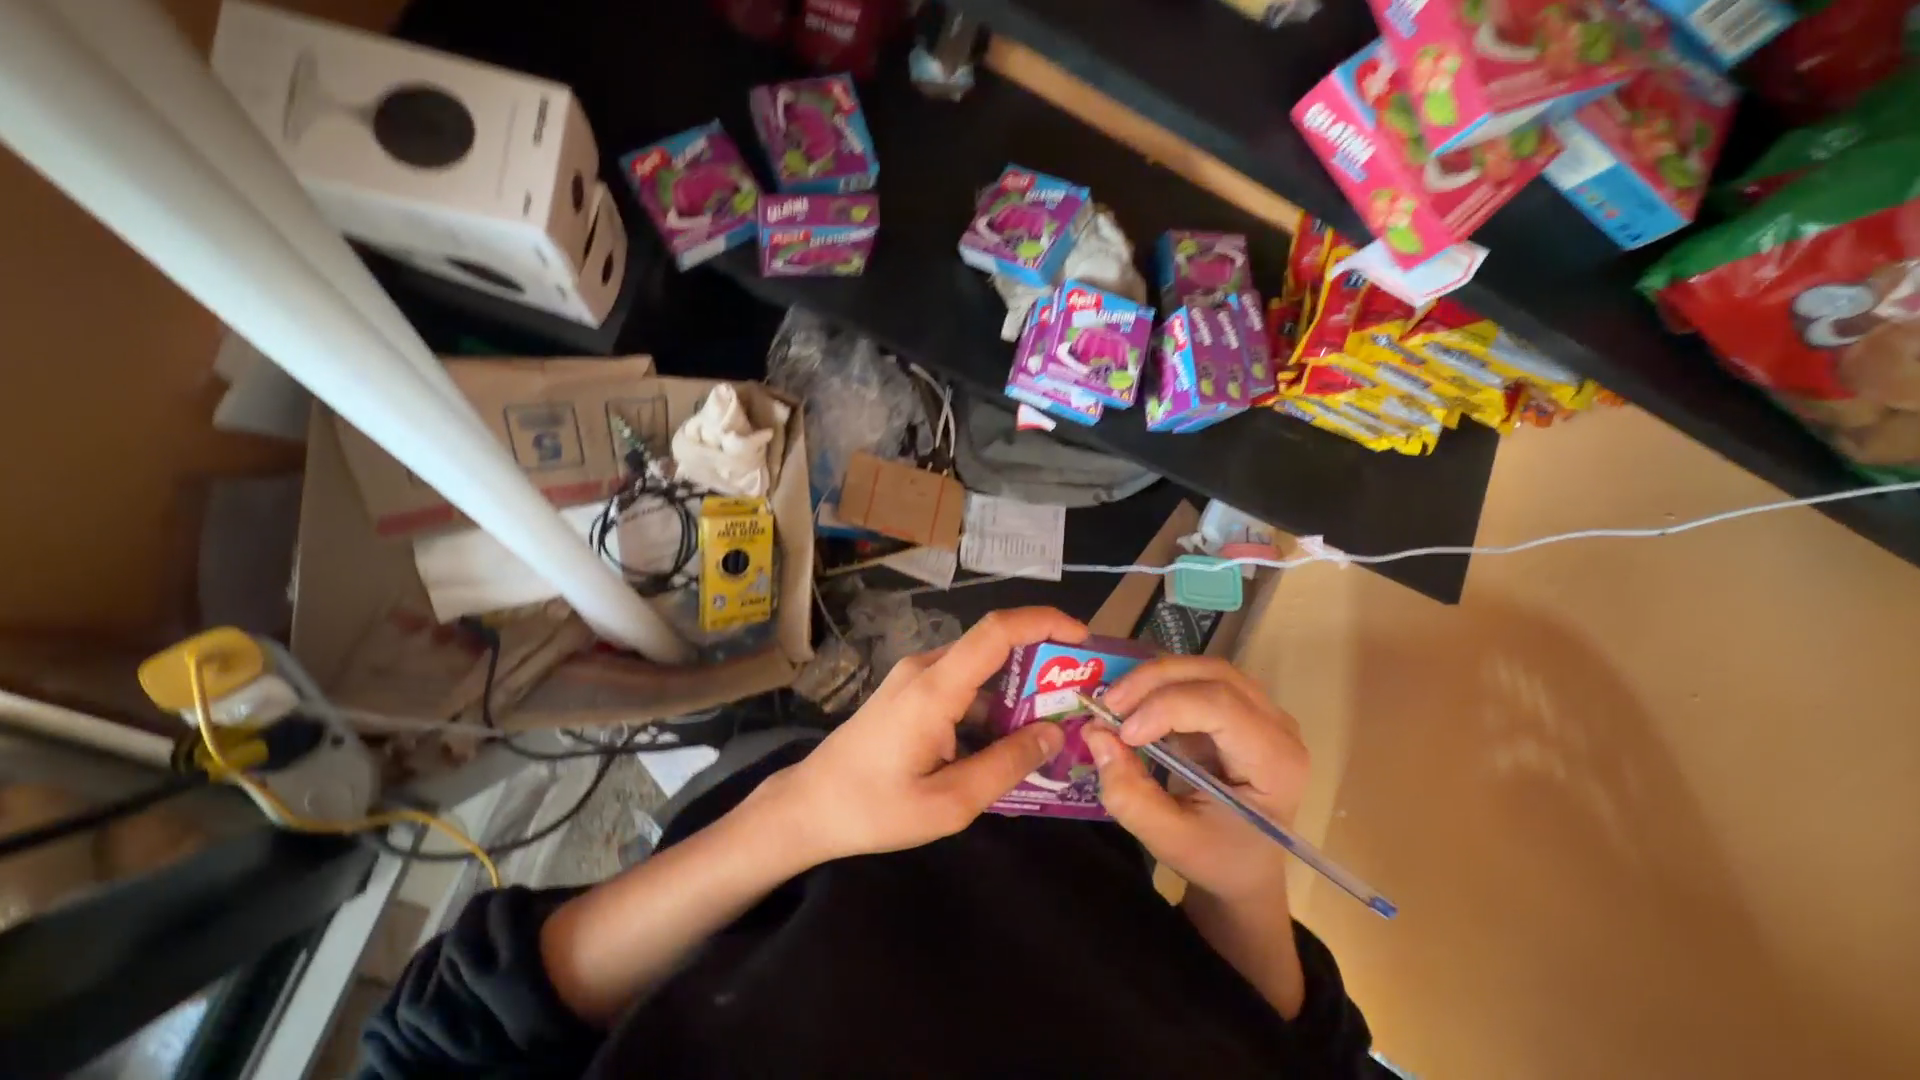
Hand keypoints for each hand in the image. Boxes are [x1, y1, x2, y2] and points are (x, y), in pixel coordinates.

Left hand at [762, 607, 1086, 863]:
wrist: (807, 809)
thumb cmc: (874, 809)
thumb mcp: (950, 802)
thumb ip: (1006, 765)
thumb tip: (1054, 733)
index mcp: (934, 688)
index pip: (997, 631)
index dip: (1044, 622)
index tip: (1083, 640)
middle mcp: (924, 670)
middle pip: (994, 652)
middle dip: (1041, 673)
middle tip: (1078, 706)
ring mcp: (913, 682)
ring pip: (980, 677)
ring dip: (1016, 701)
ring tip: (1051, 737)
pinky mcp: (908, 698)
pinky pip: (961, 693)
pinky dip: (990, 714)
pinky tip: (1007, 752)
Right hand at [1082, 656, 1309, 902]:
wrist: (1247, 871)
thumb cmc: (1218, 859)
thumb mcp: (1169, 840)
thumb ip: (1130, 793)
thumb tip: (1096, 734)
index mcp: (1275, 763)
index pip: (1221, 705)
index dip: (1166, 707)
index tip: (1122, 734)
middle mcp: (1278, 727)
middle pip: (1214, 675)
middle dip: (1153, 681)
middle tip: (1107, 706)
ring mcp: (1263, 714)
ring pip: (1205, 669)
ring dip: (1155, 678)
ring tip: (1116, 703)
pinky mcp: (1240, 710)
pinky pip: (1198, 681)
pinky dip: (1161, 686)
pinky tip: (1134, 707)